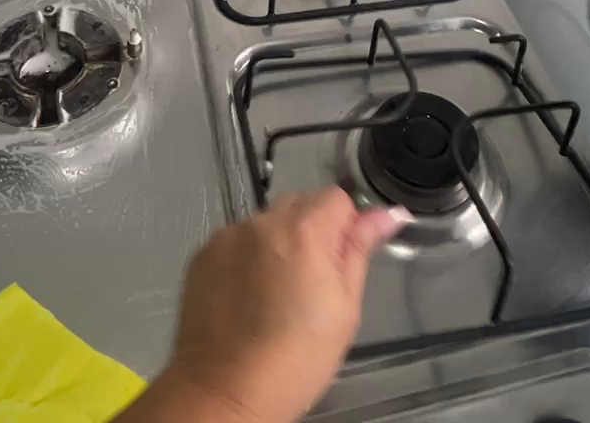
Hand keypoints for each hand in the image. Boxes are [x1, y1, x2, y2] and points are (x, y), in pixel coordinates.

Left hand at [116, 188, 409, 422]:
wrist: (225, 391)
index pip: (337, 198)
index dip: (345, 225)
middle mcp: (264, 222)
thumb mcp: (344, 307)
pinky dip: (247, 257)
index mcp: (305, 230)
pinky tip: (249, 296)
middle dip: (312, 230)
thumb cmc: (294, 359)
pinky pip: (237, 240)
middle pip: (300, 204)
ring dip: (278, 243)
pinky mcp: (205, 253)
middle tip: (313, 281)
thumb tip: (385, 215)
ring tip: (277, 294)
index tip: (342, 256)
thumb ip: (360, 250)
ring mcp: (230, 235)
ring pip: (267, 222)